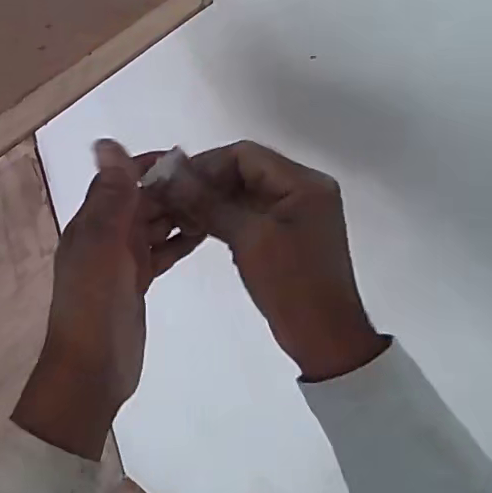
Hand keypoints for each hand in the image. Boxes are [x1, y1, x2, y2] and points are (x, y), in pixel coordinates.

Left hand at [11, 140, 204, 459]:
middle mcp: (104, 236)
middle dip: (169, 188)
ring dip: (178, 212)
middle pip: (139, 201)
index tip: (184, 156)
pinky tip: (204, 233)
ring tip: (216, 201)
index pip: (119, 181)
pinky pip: (160, 252)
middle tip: (214, 180)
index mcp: (91, 222)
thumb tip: (106, 143)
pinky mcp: (136, 283)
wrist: (92, 369)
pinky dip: (178, 241)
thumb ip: (109, 196)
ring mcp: (121, 261)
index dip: (146, 166)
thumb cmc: (93, 303)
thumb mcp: (101, 244)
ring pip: (152, 225)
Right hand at [150, 140, 387, 380]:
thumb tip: (167, 174)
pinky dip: (220, 216)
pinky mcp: (282, 232)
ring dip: (208, 201)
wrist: (324, 338)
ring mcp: (292, 211)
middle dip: (203, 183)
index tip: (171, 184)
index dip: (204, 165)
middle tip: (168, 200)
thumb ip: (207, 202)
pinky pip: (245, 212)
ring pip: (240, 192)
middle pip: (241, 170)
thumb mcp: (248, 237)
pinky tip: (194, 227)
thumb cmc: (291, 284)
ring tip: (176, 216)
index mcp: (303, 183)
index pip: (244, 154)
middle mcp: (301, 189)